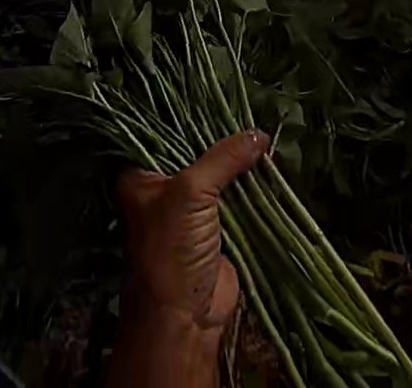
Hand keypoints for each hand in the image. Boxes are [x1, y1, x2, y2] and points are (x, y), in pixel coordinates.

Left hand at [109, 130, 266, 387]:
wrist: (185, 318)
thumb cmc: (171, 249)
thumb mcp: (191, 192)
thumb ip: (223, 158)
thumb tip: (259, 134)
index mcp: (143, 175)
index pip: (164, 131)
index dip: (190, 114)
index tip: (218, 92)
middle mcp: (164, 186)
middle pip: (196, 150)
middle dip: (222, 136)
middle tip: (247, 109)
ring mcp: (191, 206)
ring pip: (219, 172)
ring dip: (240, 159)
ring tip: (263, 132)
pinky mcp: (217, 224)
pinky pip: (236, 194)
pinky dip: (252, 182)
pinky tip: (268, 162)